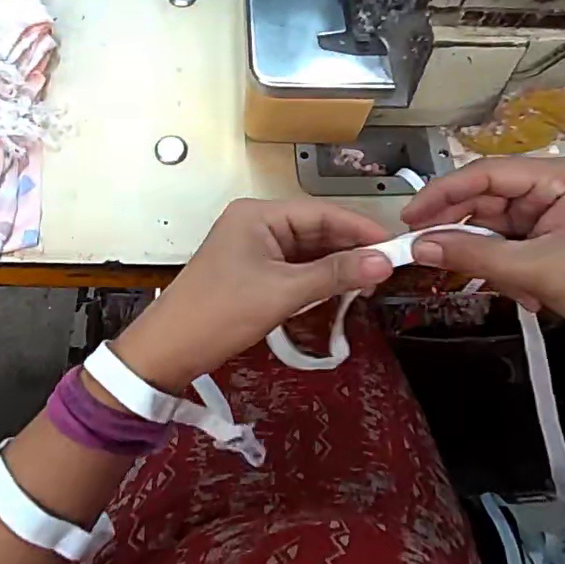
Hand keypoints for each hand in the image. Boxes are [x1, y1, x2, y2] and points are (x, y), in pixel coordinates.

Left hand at [108, 198, 394, 390]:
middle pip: (316, 230)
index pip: (322, 212)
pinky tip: (342, 289)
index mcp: (259, 214)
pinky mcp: (253, 272)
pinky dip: (318, 279)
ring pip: (308, 251)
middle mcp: (257, 223)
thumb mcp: (282, 292)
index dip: (361, 228)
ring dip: (337, 266)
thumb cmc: (221, 313)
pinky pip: (295, 268)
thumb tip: (385, 261)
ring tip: (371, 282)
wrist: (168, 351)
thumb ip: (334, 274)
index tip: (397, 246)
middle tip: (389, 270)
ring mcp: (254, 248)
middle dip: (351, 249)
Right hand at [399, 156, 564, 345]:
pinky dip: (504, 271)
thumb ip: (473, 255)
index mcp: (561, 176)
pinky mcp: (550, 241)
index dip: (444, 193)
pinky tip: (525, 295)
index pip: (487, 173)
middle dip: (465, 234)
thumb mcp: (537, 270)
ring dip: (489, 261)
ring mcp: (552, 216)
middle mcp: (554, 188)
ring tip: (508, 288)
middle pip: (487, 201)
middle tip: (430, 255)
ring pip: (493, 229)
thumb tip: (419, 246)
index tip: (410, 218)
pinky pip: (507, 248)